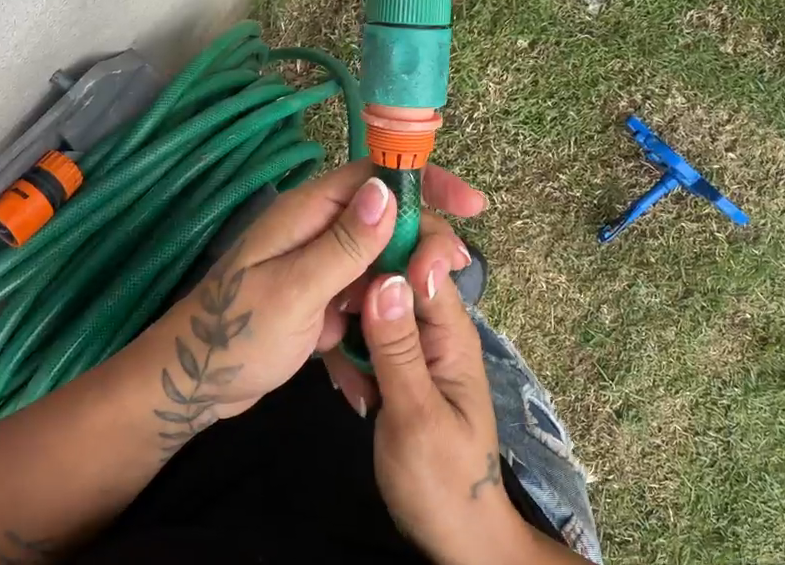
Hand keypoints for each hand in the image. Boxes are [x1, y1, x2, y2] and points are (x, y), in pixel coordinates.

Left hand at [123, 160, 484, 445]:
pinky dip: (380, 312)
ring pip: (378, 259)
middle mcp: (314, 231)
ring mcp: (317, 265)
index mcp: (305, 213)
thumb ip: (343, 244)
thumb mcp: (295, 289)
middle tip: (450, 275)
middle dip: (421, 242)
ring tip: (429, 312)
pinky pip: (362, 294)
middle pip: (383, 219)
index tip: (471, 205)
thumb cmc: (237, 332)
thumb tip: (388, 192)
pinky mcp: (318, 299)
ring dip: (404, 281)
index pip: (373, 177)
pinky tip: (393, 342)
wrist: (194, 384)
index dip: (423, 183)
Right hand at [340, 252, 542, 564]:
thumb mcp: (416, 416)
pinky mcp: (395, 364)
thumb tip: (384, 278)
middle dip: (358, 290)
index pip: (426, 261)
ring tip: (339, 368)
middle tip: (330, 325)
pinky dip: (349, 352)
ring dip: (349, 327)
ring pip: (372, 305)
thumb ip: (398, 348)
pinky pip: (367, 336)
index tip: (345, 267)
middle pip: (393, 276)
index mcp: (451, 332)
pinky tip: (342, 382)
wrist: (454, 535)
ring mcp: (414, 345)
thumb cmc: (442, 480)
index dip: (388, 248)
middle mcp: (434, 328)